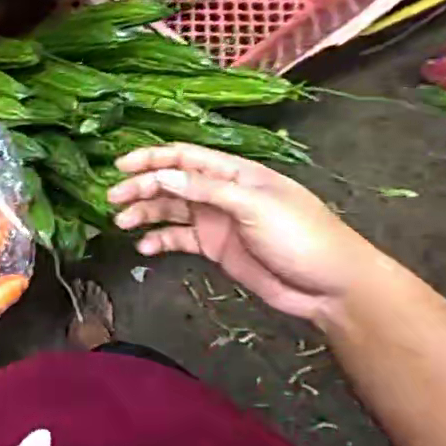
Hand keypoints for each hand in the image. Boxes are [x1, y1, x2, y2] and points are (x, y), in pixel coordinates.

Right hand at [106, 143, 387, 321]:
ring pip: (169, 209)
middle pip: (171, 183)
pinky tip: (145, 247)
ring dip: (144, 213)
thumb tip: (162, 176)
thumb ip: (206, 189)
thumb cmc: (302, 236)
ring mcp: (216, 220)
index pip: (184, 158)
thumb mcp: (254, 206)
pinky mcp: (214, 247)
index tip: (120, 166)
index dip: (151, 158)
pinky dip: (159, 240)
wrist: (332, 287)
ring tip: (123, 223)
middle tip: (113, 199)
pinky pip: (178, 238)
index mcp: (234, 174)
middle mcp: (220, 192)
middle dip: (140, 188)